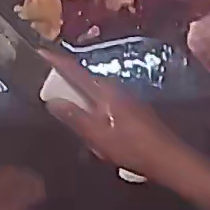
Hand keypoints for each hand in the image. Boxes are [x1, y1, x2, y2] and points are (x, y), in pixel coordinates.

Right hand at [40, 51, 199, 181]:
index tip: (39, 50)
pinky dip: (90, 106)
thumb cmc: (132, 147)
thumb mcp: (98, 136)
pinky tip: (90, 123)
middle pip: (83, 79)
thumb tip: (52, 100)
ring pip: (93, 91)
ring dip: (78, 96)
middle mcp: (114, 88)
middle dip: (64, 80)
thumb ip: (74, 117)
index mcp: (103, 90)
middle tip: (46, 85)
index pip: (74, 70)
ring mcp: (124, 97)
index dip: (55, 60)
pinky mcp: (130, 108)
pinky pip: (102, 101)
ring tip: (66, 108)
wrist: (170, 159)